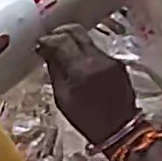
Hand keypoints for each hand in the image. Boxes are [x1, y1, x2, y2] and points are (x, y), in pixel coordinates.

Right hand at [38, 25, 138, 144]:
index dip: (48, 40)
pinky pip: (96, 49)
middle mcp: (97, 59)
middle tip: (50, 42)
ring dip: (72, 42)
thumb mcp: (63, 99)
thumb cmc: (87, 119)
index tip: (40, 45)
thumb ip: (55, 71)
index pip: (61, 40)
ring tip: (63, 53)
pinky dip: (84, 52)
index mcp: (81, 70)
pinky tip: (79, 63)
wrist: (120, 129)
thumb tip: (46, 52)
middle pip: (76, 31)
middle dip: (60, 33)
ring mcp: (110, 59)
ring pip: (86, 39)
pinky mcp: (118, 62)